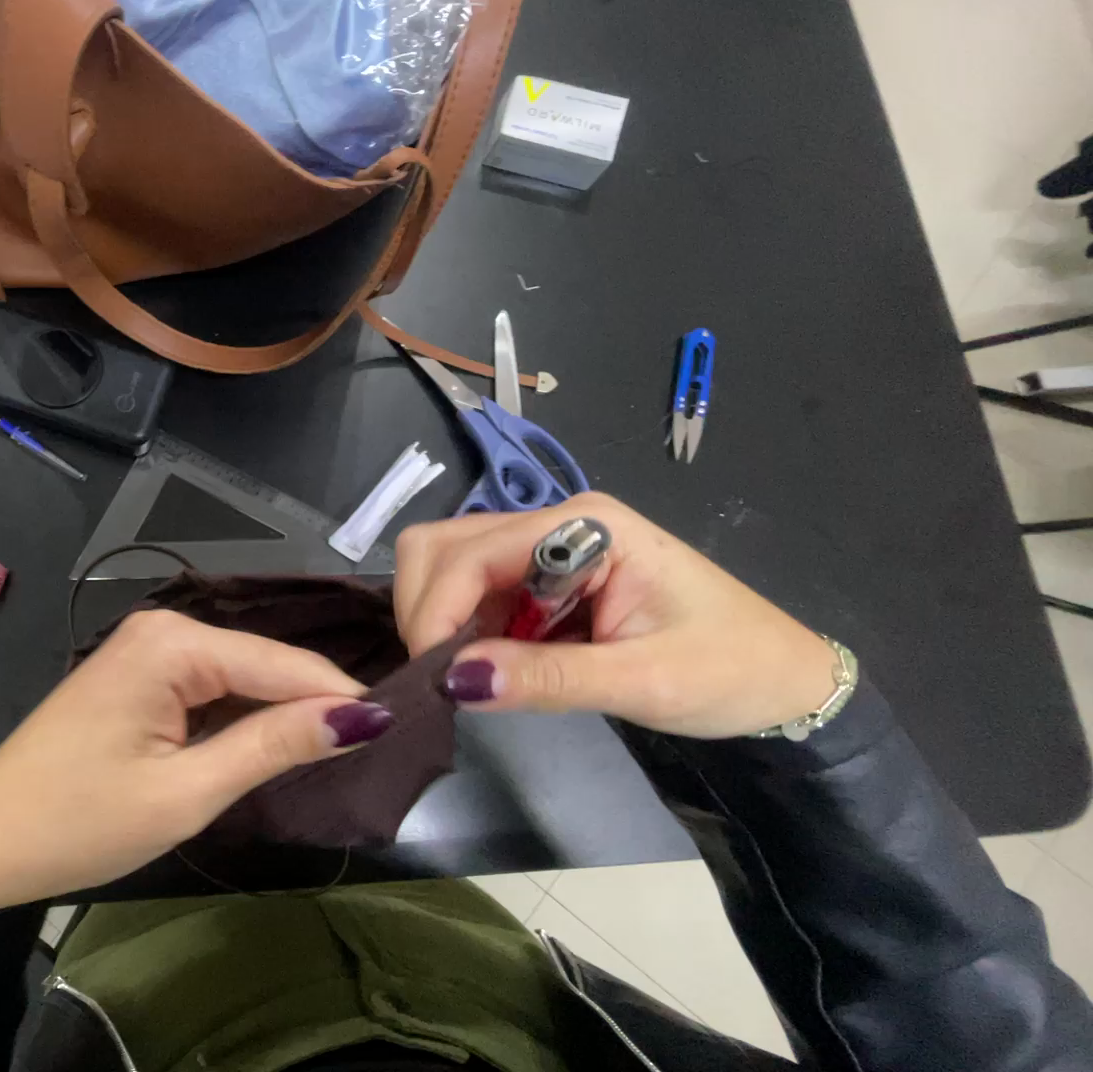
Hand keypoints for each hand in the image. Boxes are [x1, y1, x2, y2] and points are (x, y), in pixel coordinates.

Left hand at [0, 610, 385, 913]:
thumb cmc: (79, 823)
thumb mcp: (186, 792)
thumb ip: (273, 746)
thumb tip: (361, 717)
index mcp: (171, 643)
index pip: (283, 662)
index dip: (344, 697)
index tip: (405, 728)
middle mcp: (160, 628)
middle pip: (262, 662)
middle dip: (314, 702)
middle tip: (382, 744)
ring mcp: (145, 650)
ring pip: (238, 675)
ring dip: (282, 711)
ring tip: (346, 745)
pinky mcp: (137, 676)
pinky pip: (208, 686)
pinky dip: (243, 715)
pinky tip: (279, 740)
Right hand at [393, 493, 840, 738]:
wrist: (783, 684)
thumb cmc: (732, 672)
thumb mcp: (646, 681)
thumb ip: (549, 679)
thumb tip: (454, 681)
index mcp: (586, 528)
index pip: (474, 551)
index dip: (436, 607)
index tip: (432, 674)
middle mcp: (554, 525)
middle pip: (443, 544)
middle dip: (425, 606)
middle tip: (440, 672)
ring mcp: (543, 549)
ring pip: (445, 564)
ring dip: (439, 617)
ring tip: (465, 671)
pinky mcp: (537, 579)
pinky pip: (470, 593)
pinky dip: (458, 627)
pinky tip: (485, 662)